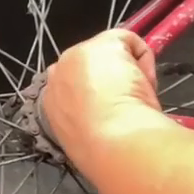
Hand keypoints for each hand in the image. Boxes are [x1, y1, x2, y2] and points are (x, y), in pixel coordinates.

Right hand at [42, 29, 168, 152]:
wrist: (112, 140)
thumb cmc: (100, 150)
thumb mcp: (83, 140)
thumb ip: (85, 123)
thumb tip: (104, 122)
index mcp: (49, 101)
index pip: (71, 87)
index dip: (94, 95)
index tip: (111, 113)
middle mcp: (57, 73)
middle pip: (88, 66)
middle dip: (108, 80)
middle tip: (125, 104)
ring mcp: (77, 55)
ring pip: (110, 55)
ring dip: (125, 73)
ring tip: (136, 98)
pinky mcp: (102, 44)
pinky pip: (129, 42)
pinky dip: (144, 60)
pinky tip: (144, 84)